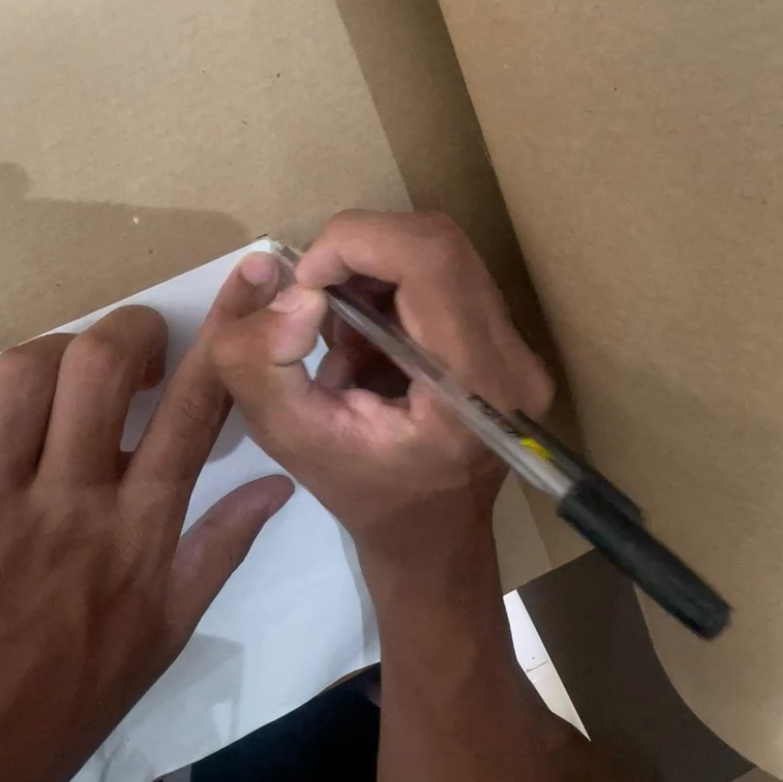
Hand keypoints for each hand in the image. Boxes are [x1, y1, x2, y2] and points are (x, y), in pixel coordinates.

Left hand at [0, 285, 294, 781]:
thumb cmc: (60, 706)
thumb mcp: (164, 635)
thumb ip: (221, 549)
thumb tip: (280, 482)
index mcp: (137, 532)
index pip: (195, 408)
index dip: (228, 332)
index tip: (248, 281)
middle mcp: (65, 500)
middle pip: (101, 364)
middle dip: (129, 332)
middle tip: (134, 352)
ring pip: (20, 372)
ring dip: (52, 357)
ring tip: (58, 386)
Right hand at [210, 211, 551, 568]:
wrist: (433, 539)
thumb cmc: (366, 499)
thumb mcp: (291, 439)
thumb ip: (263, 362)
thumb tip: (294, 285)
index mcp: (471, 386)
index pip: (430, 258)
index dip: (358, 242)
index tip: (308, 279)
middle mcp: (512, 357)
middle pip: (438, 244)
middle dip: (361, 254)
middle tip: (317, 302)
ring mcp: (519, 348)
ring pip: (441, 255)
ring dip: (376, 275)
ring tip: (345, 341)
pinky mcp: (508, 343)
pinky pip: (446, 279)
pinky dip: (394, 291)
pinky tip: (370, 346)